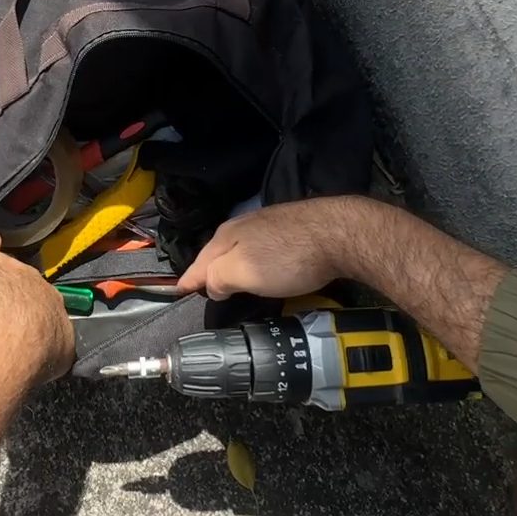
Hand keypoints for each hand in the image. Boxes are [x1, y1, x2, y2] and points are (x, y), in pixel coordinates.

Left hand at [0, 232, 74, 383]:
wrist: (6, 341)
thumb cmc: (32, 354)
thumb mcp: (59, 357)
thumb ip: (57, 346)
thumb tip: (54, 351)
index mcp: (56, 307)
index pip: (48, 307)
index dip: (36, 317)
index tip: (26, 328)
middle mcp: (39, 285)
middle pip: (29, 286)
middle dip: (18, 297)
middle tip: (3, 317)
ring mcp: (12, 270)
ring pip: (7, 267)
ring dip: (0, 277)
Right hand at [177, 195, 391, 300]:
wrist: (338, 233)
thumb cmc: (289, 257)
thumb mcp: (245, 273)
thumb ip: (219, 278)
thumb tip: (209, 286)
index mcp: (227, 237)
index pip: (199, 263)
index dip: (189, 280)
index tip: (178, 291)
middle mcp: (241, 226)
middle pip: (216, 253)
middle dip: (207, 270)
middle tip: (200, 289)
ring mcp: (265, 224)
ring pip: (237, 248)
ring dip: (228, 264)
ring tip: (225, 281)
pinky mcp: (287, 227)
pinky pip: (257, 247)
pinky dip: (250, 260)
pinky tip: (258, 267)